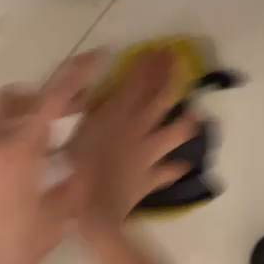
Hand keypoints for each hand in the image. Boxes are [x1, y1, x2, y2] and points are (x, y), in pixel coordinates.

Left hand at [0, 54, 96, 263]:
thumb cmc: (10, 253)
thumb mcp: (56, 221)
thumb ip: (73, 183)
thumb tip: (80, 157)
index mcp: (20, 152)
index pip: (53, 100)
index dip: (76, 74)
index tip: (93, 58)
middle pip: (12, 99)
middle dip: (33, 103)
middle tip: (48, 123)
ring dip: (2, 136)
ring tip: (9, 170)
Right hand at [65, 49, 199, 238]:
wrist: (94, 214)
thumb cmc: (72, 171)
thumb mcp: (68, 135)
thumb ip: (82, 114)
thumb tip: (84, 98)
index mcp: (115, 115)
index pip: (135, 83)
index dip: (148, 65)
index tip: (159, 49)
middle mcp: (136, 129)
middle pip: (160, 99)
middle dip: (170, 78)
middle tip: (179, 61)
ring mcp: (148, 154)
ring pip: (174, 132)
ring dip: (185, 121)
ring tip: (194, 113)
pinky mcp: (150, 178)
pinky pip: (168, 171)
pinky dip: (174, 168)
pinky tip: (180, 166)